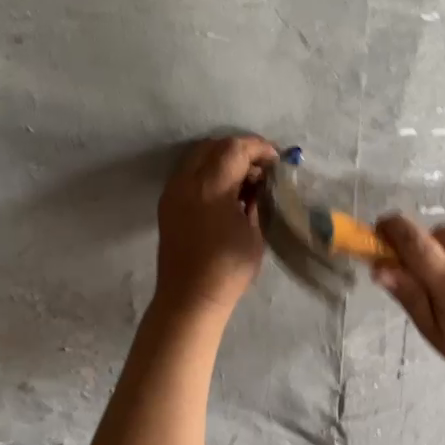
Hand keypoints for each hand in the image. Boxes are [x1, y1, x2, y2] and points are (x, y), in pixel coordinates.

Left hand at [154, 134, 278, 313]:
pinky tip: (227, 191)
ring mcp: (172, 191)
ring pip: (199, 156)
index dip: (259, 148)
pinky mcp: (167, 203)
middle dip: (241, 150)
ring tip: (246, 179)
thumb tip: (258, 184)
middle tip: (263, 167)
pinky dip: (210, 172)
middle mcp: (186, 182)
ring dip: (224, 159)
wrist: (189, 299)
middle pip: (215, 146)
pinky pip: (190, 173)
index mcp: (210, 188)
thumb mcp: (254, 233)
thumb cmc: (228, 270)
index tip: (277, 161)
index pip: (235, 148)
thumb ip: (256, 201)